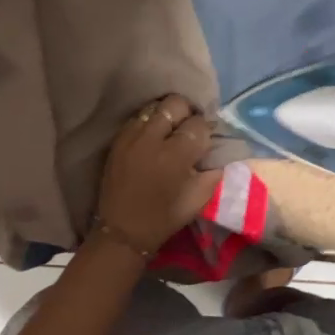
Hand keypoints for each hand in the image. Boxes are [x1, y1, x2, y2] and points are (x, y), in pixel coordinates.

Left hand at [92, 95, 222, 254]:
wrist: (123, 230)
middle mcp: (153, 139)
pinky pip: (136, 119)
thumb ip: (212, 171)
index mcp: (176, 154)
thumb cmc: (164, 217)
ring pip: (154, 107)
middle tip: (189, 127)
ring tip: (171, 129)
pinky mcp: (117, 140)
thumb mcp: (199, 199)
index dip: (205, 129)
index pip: (198, 124)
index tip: (205, 138)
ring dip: (166, 114)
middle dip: (187, 112)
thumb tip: (217, 152)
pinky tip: (152, 136)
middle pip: (175, 104)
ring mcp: (132, 137)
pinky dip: (148, 122)